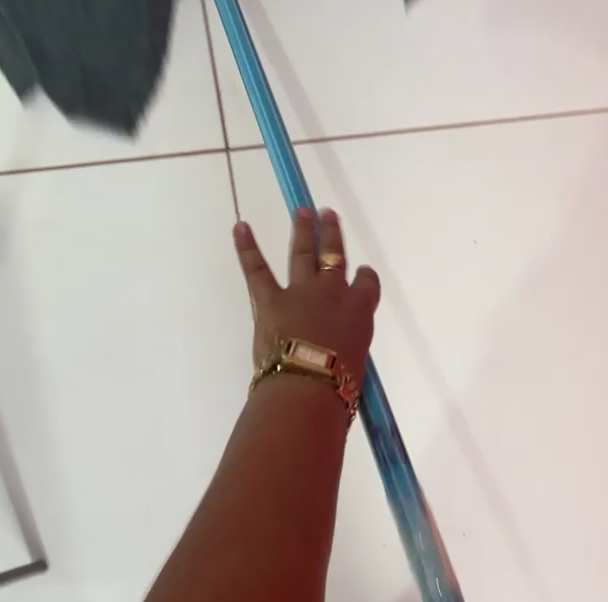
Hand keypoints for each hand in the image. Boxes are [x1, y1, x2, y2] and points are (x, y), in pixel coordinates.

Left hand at [233, 207, 380, 388]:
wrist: (308, 384)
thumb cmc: (339, 383)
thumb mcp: (357, 363)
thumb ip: (349, 348)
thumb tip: (339, 354)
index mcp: (360, 309)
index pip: (367, 282)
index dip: (364, 277)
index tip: (363, 275)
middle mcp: (333, 291)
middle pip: (334, 256)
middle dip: (332, 234)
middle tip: (329, 215)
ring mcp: (301, 291)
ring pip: (302, 253)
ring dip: (303, 230)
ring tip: (302, 211)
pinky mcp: (270, 299)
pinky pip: (256, 269)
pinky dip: (246, 248)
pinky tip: (240, 227)